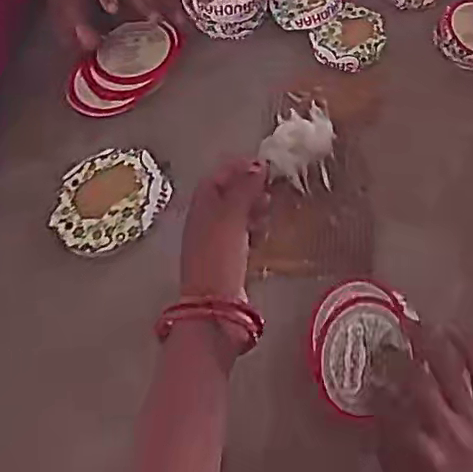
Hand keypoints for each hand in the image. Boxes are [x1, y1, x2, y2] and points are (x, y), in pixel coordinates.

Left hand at [179, 158, 269, 301]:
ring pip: (236, 213)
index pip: (218, 175)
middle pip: (228, 193)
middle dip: (250, 186)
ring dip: (254, 207)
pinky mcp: (227, 259)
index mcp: (201, 205)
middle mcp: (205, 220)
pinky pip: (242, 234)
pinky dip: (254, 228)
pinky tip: (264, 233)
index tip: (264, 164)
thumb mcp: (233, 215)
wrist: (215, 306)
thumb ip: (245, 188)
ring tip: (270, 208)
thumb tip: (259, 165)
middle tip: (271, 186)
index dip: (239, 166)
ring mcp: (215, 241)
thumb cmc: (220, 254)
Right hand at [375, 324, 472, 471]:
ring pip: (447, 367)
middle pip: (418, 382)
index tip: (368, 380)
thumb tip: (375, 434)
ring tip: (414, 321)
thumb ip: (395, 465)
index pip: (392, 415)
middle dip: (398, 359)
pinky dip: (466, 346)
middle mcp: (448, 428)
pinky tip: (452, 328)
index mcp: (425, 455)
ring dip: (429, 341)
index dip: (377, 394)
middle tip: (385, 341)